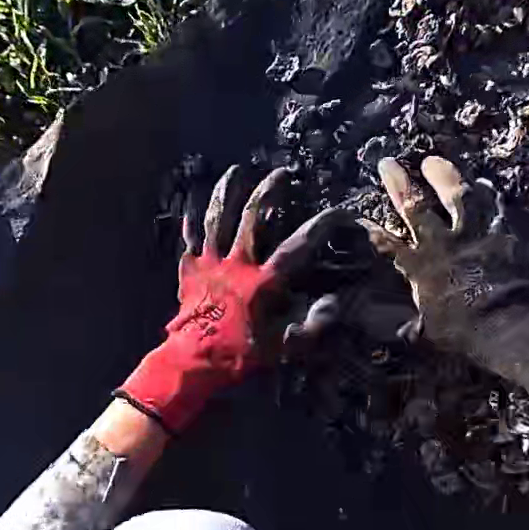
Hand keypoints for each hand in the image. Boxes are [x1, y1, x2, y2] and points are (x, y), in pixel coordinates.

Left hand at [117, 166, 346, 433]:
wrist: (194, 359)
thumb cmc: (240, 352)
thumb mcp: (282, 345)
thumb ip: (311, 324)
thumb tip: (337, 302)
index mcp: (263, 281)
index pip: (297, 246)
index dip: (320, 226)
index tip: (338, 211)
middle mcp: (237, 262)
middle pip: (254, 216)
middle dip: (270, 191)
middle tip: (282, 173)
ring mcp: (211, 260)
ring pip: (220, 216)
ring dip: (229, 191)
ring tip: (237, 170)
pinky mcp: (190, 265)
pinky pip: (190, 232)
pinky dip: (192, 212)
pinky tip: (193, 193)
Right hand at [358, 156, 528, 404]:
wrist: (509, 327)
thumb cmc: (462, 334)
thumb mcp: (423, 332)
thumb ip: (403, 322)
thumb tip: (379, 327)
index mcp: (419, 267)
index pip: (388, 244)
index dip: (372, 230)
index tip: (359, 217)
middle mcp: (442, 244)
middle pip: (416, 207)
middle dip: (400, 184)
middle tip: (388, 163)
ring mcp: (474, 236)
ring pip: (457, 198)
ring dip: (444, 177)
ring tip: (433, 161)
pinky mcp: (504, 237)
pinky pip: (496, 209)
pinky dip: (489, 196)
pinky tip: (484, 184)